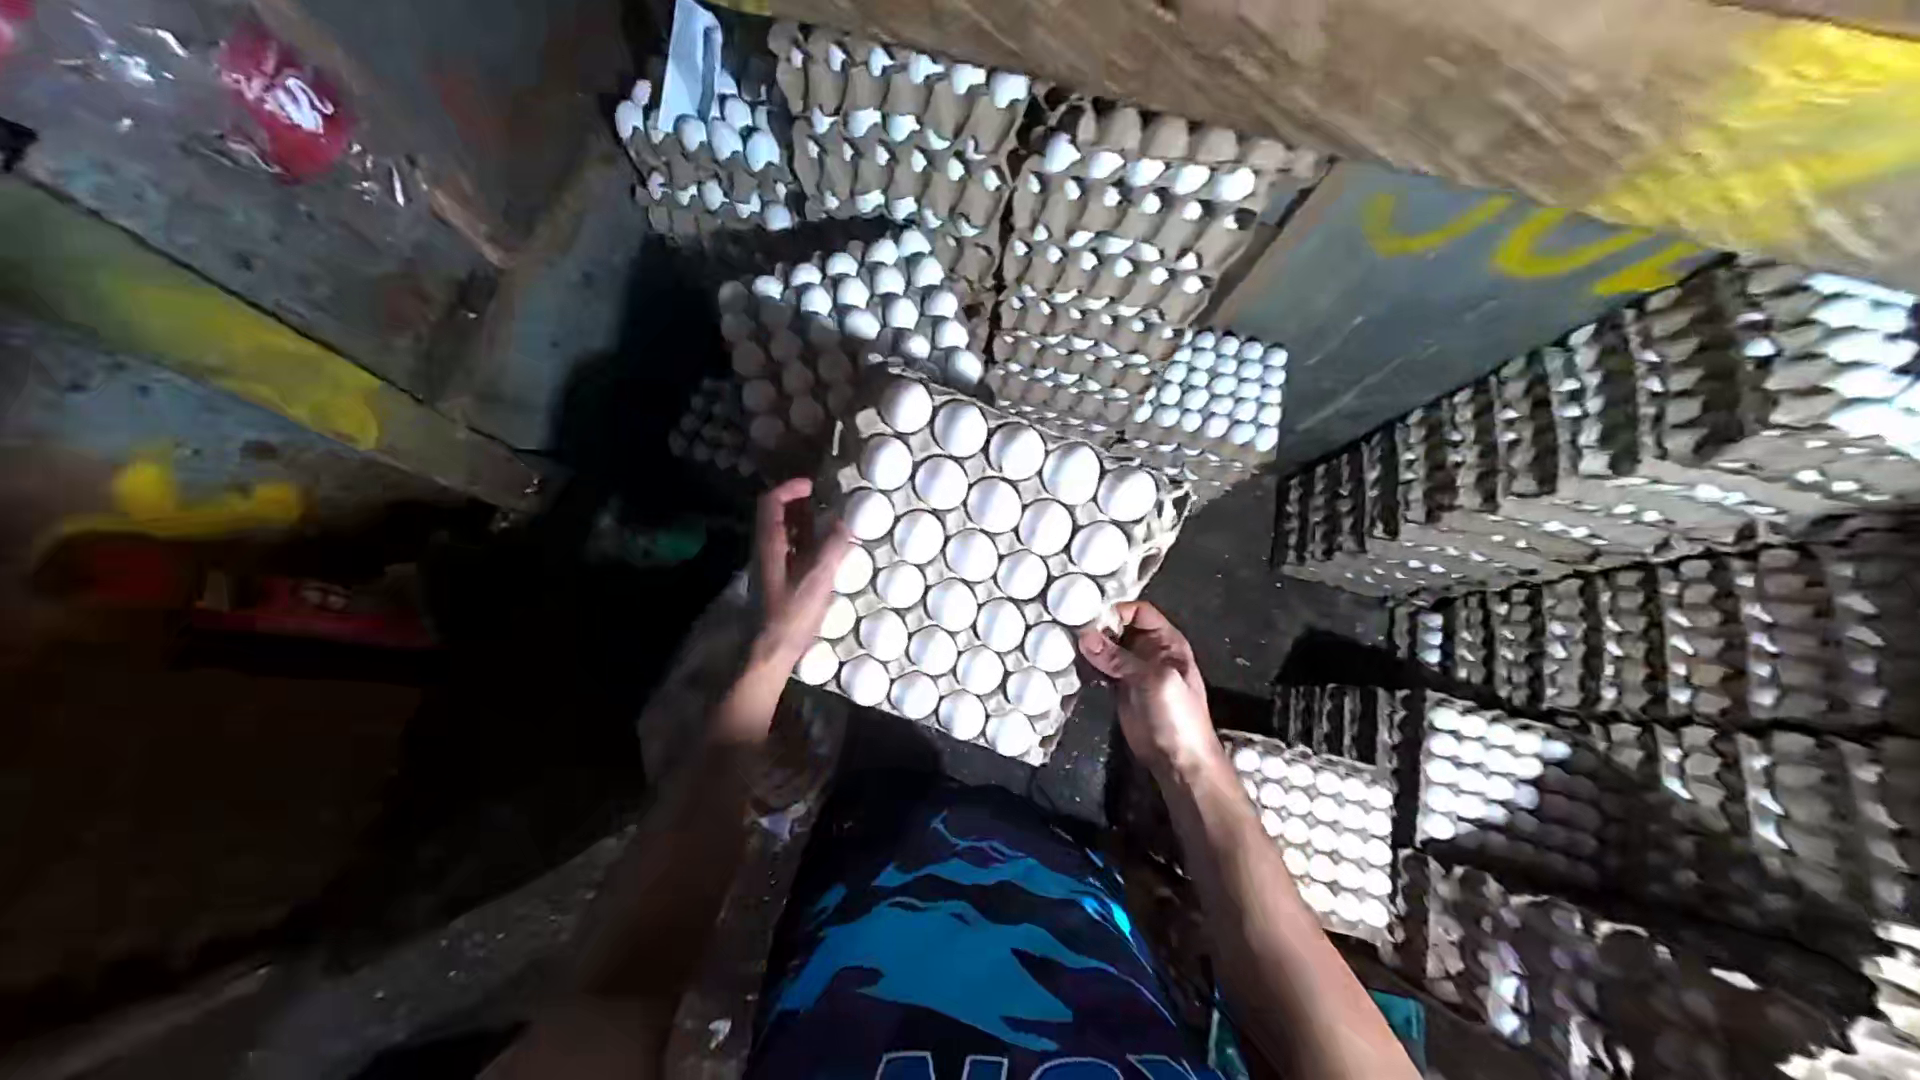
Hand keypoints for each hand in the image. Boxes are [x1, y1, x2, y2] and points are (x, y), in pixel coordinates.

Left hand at [748, 477, 852, 673]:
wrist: (772, 648)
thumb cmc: (792, 613)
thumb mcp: (818, 578)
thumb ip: (832, 547)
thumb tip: (844, 522)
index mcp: (770, 544)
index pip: (771, 503)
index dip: (790, 489)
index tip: (814, 486)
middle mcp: (767, 549)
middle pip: (777, 514)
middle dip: (801, 503)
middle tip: (828, 500)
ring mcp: (772, 564)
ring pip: (786, 532)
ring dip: (806, 522)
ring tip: (832, 520)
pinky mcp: (780, 578)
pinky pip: (793, 549)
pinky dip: (809, 541)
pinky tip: (828, 549)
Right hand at [1078, 602, 1221, 782]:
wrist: (1179, 760)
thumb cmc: (1178, 716)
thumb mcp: (1153, 680)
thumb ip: (1119, 657)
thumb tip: (1085, 636)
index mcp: (1166, 642)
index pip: (1139, 612)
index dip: (1116, 610)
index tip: (1090, 615)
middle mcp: (1149, 651)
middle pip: (1119, 627)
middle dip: (1097, 626)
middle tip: (1069, 626)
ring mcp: (1133, 670)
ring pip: (1107, 647)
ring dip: (1089, 645)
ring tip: (1064, 642)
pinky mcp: (1119, 688)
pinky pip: (1100, 668)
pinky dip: (1087, 664)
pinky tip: (1071, 662)